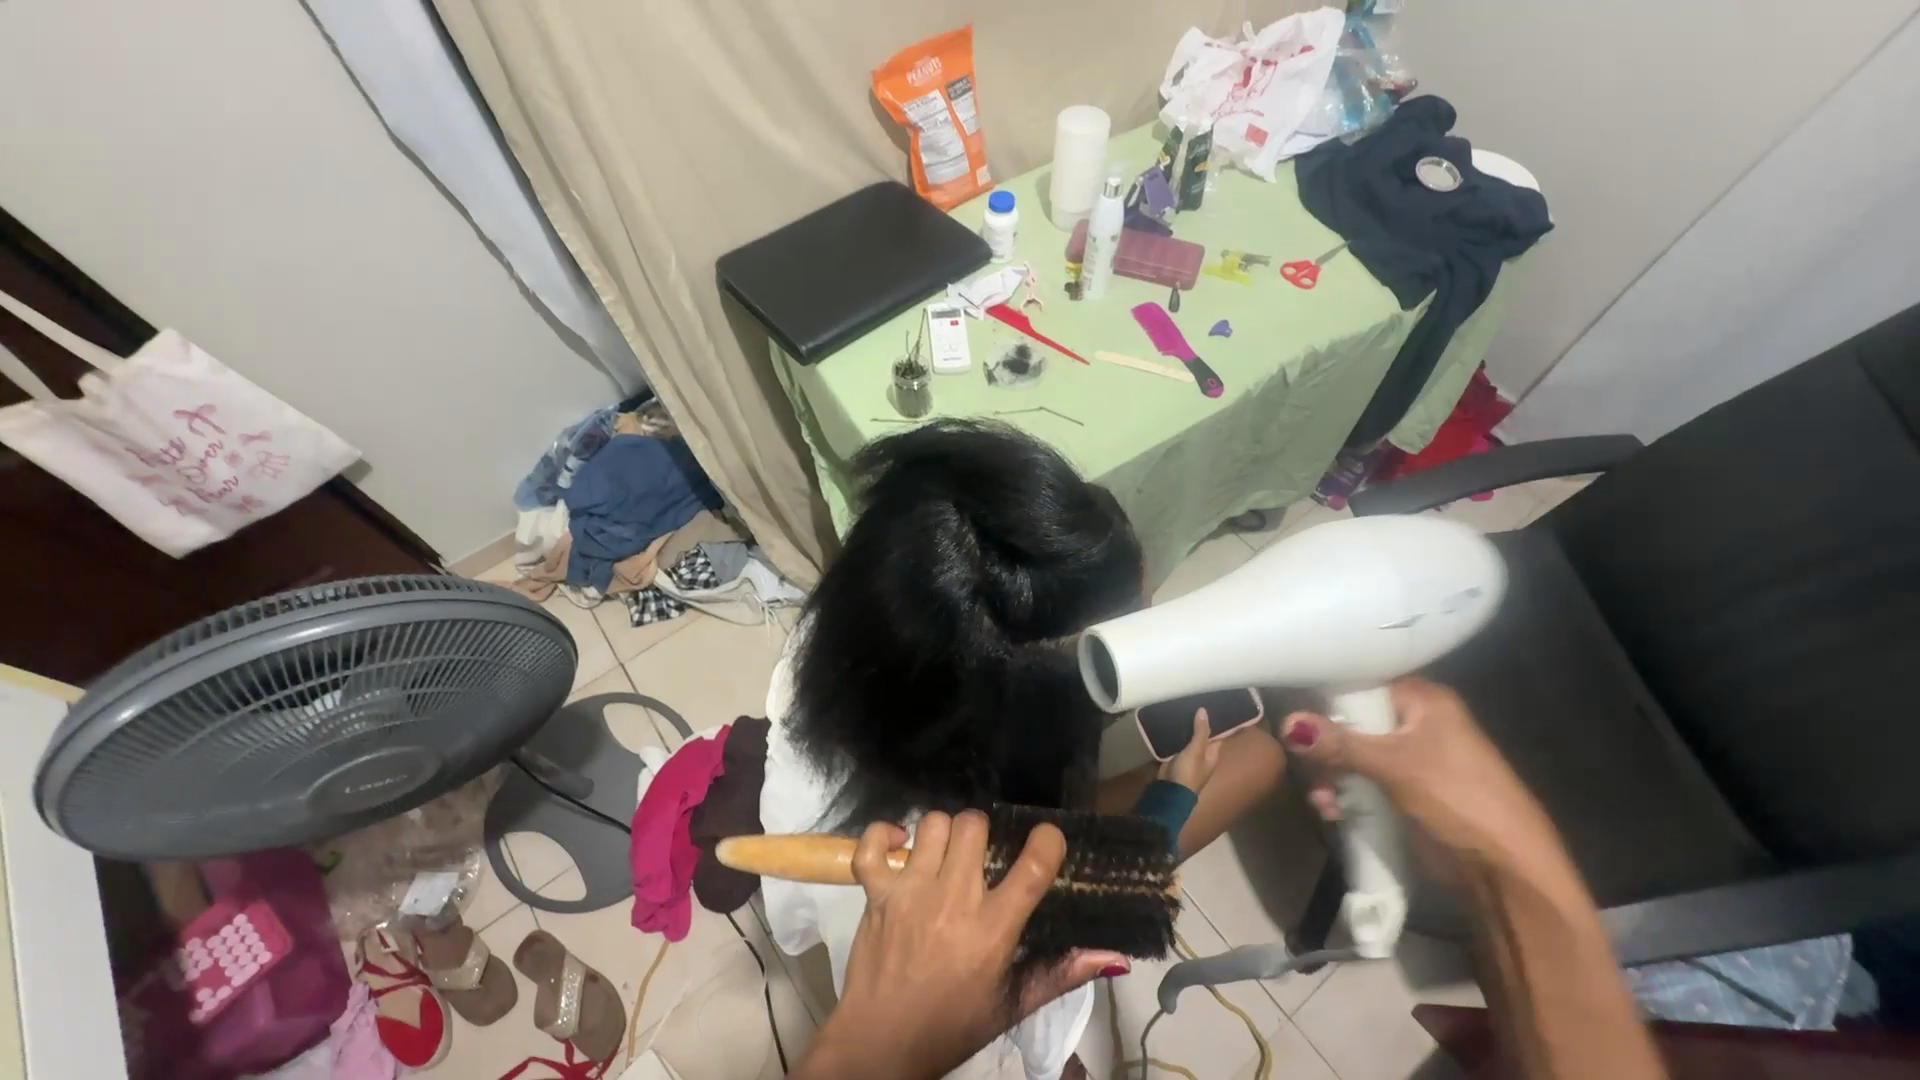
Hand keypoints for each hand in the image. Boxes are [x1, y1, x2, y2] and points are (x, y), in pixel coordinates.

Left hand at [792, 811, 1125, 1079]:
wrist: (881, 1046)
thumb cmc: (952, 1027)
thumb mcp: (1011, 1006)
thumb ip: (1061, 974)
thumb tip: (1112, 955)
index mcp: (992, 929)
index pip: (1032, 866)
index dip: (1047, 841)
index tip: (1046, 840)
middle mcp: (953, 899)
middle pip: (974, 825)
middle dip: (983, 832)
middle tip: (981, 856)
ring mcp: (910, 891)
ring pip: (933, 824)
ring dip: (943, 833)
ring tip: (945, 855)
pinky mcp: (875, 893)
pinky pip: (872, 844)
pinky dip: (883, 835)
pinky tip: (900, 843)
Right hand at [1157, 707, 1221, 792]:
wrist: (1171, 790)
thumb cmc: (1189, 772)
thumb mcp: (1196, 750)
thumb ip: (1200, 731)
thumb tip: (1204, 710)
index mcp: (1213, 752)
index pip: (1219, 733)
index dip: (1218, 720)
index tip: (1215, 704)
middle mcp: (1203, 752)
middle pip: (1203, 733)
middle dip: (1199, 720)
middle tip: (1194, 699)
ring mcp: (1190, 754)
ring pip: (1190, 736)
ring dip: (1187, 725)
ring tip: (1182, 704)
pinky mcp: (1177, 755)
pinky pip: (1179, 741)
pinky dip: (1177, 732)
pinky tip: (1171, 720)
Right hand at [1279, 677, 1562, 872]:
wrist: (1504, 866)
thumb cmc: (1458, 796)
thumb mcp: (1394, 765)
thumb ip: (1339, 743)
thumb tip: (1285, 722)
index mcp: (1423, 700)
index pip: (1363, 679)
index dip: (1327, 689)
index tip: (1292, 701)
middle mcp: (1415, 721)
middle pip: (1351, 718)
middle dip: (1324, 744)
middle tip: (1307, 765)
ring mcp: (1408, 757)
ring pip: (1350, 752)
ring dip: (1330, 774)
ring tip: (1324, 801)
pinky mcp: (1402, 788)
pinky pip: (1360, 778)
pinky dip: (1343, 792)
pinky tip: (1333, 811)